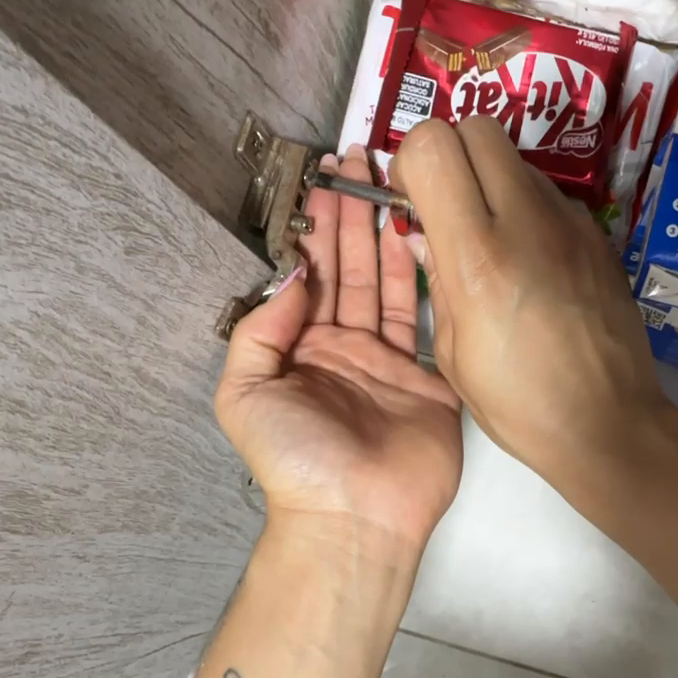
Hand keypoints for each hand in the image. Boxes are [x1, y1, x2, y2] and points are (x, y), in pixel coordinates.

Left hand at [216, 146, 463, 561]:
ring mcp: (392, 365)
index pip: (311, 279)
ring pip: (389, 289)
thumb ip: (261, 329)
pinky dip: (426, 284)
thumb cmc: (296, 458)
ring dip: (388, 238)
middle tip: (360, 163)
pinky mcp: (431, 381)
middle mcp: (346, 351)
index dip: (316, 232)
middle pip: (351, 273)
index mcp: (302, 352)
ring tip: (390, 185)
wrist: (355, 515)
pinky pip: (428, 324)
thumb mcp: (246, 392)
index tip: (324, 182)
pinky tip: (425, 241)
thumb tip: (294, 275)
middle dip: (353, 219)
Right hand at [391, 118, 677, 497]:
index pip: (434, 145)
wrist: (608, 424)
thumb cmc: (520, 406)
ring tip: (496, 247)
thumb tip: (426, 232)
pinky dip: (530, 214)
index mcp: (478, 259)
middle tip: (451, 210)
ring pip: (517, 160)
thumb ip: (437, 280)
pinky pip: (551, 198)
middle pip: (478, 127)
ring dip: (493, 186)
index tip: (415, 204)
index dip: (413, 164)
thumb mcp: (453, 354)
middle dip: (452, 156)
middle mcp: (527, 223)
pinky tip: (535, 267)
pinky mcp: (599, 237)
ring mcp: (571, 224)